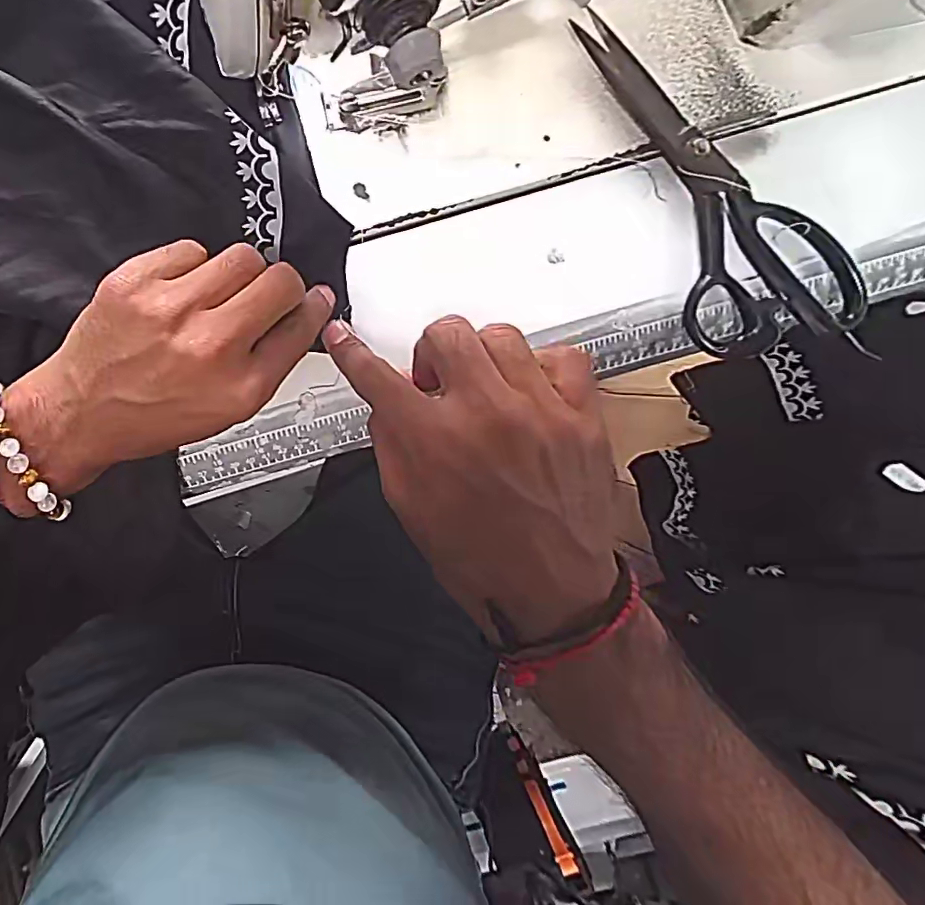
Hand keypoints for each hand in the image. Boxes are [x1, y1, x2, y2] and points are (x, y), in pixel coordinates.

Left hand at [0, 241, 332, 507]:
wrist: (79, 411)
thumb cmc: (146, 416)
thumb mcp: (223, 410)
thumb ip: (268, 363)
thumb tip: (296, 317)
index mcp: (238, 386)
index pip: (300, 327)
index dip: (311, 307)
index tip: (312, 298)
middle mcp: (209, 345)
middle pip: (279, 282)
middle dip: (279, 285)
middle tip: (261, 294)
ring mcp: (171, 308)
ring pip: (241, 257)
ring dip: (237, 272)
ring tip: (213, 295)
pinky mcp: (137, 282)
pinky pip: (192, 248)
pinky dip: (193, 265)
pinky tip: (179, 290)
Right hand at [322, 316, 620, 647]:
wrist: (551, 591)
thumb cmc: (480, 557)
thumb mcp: (408, 504)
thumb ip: (390, 445)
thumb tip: (383, 407)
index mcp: (432, 440)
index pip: (376, 375)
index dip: (351, 351)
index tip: (344, 337)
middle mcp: (484, 415)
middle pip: (446, 334)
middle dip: (430, 352)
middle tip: (436, 382)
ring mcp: (538, 411)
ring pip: (501, 336)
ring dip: (480, 357)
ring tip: (483, 386)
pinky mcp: (580, 418)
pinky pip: (563, 355)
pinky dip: (540, 364)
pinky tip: (528, 389)